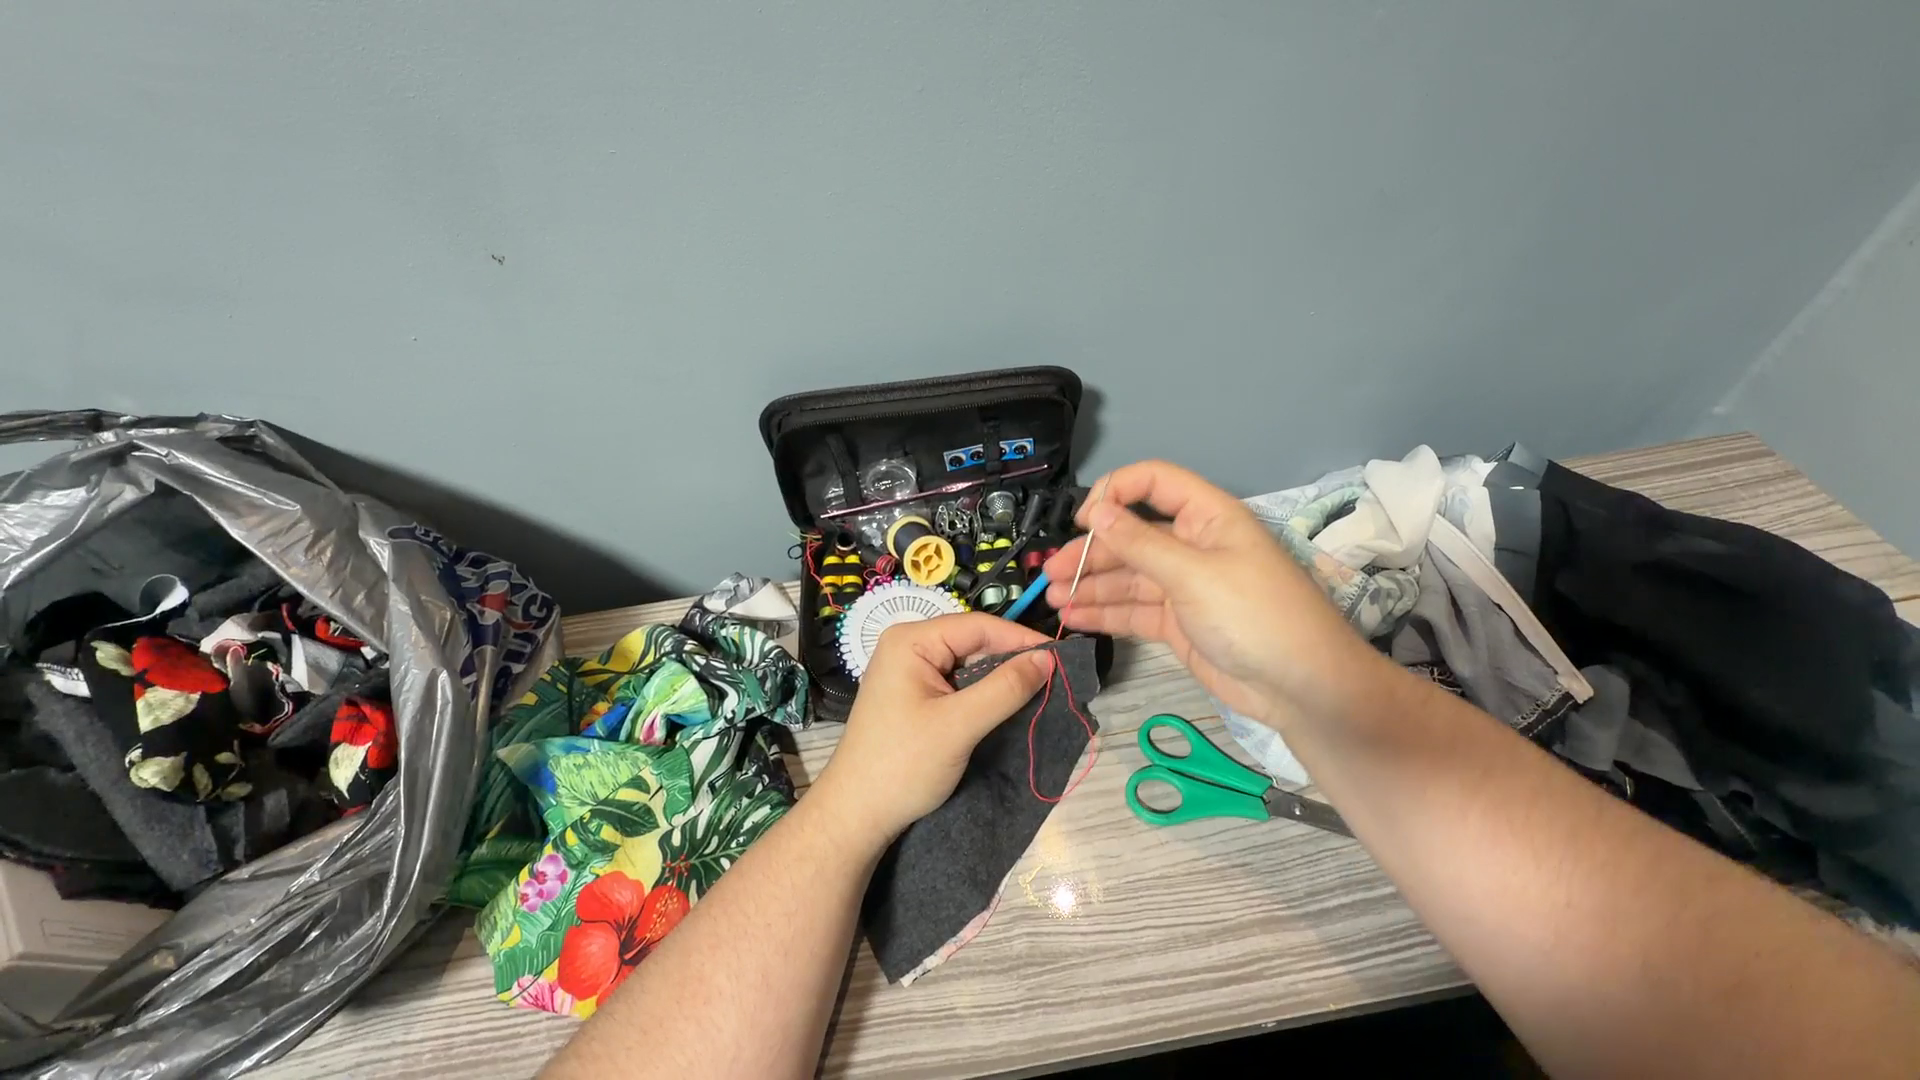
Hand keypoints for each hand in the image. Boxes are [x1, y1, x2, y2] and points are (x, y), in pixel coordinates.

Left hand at [811, 613, 1054, 847]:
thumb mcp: (959, 725)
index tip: (1060, 658)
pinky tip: (1007, 706)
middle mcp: (908, 647)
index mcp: (911, 641)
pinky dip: (983, 694)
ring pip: (968, 664)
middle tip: (1055, 678)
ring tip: (1039, 691)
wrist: (856, 814)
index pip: (978, 626)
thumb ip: (1004, 688)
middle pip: (973, 642)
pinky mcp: (914, 697)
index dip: (1020, 639)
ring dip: (999, 678)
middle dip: (1011, 659)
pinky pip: (958, 684)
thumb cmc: (902, 765)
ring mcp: (910, 672)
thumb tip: (1048, 658)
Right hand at [1043, 461, 1387, 731]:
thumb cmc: (1255, 615)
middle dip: (1090, 552)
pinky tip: (1073, 617)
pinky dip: (1104, 613)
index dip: (1115, 493)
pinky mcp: (1177, 624)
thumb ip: (1140, 543)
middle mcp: (1192, 546)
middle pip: (1131, 536)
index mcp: (1207, 517)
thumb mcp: (1194, 574)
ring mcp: (1184, 587)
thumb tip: (1096, 511)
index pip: (1154, 483)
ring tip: (1052, 599)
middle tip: (1050, 572)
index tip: (1084, 520)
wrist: (1301, 687)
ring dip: (1089, 585)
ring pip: (1127, 577)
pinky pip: (1133, 611)